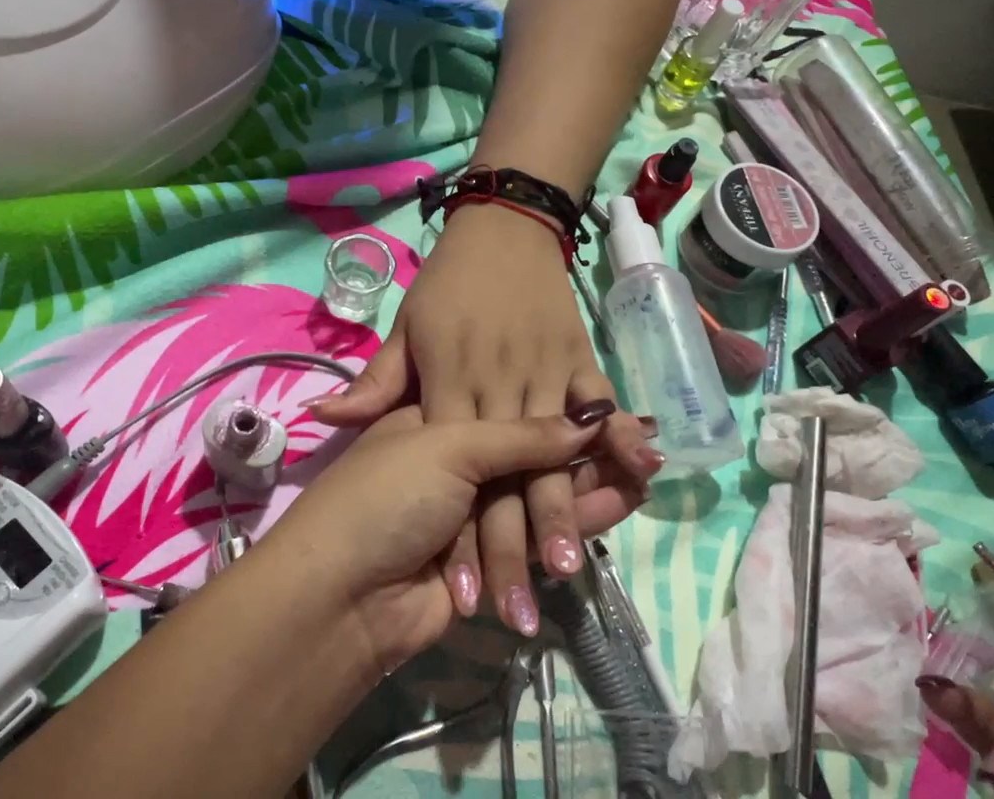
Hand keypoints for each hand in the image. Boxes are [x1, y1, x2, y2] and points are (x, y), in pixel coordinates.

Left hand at [258, 403, 657, 672]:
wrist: (344, 593)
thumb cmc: (385, 496)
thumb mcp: (447, 446)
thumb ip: (520, 436)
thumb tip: (586, 419)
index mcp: (438, 415)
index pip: (510, 400)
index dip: (560, 403)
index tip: (611, 401)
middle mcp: (460, 458)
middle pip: (534, 448)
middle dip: (587, 446)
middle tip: (646, 443)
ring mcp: (476, 508)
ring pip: (545, 489)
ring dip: (594, 484)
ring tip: (649, 473)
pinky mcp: (492, 556)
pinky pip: (542, 530)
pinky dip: (583, 518)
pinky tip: (625, 501)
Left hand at [308, 204, 661, 639]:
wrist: (503, 227)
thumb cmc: (444, 285)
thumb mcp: (403, 332)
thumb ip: (376, 386)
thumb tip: (321, 418)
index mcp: (448, 382)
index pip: (452, 470)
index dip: (456, 527)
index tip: (459, 587)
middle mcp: (497, 385)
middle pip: (503, 474)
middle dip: (514, 540)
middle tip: (524, 603)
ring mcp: (542, 372)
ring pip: (552, 456)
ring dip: (565, 512)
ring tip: (572, 565)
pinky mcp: (580, 359)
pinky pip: (599, 406)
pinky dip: (617, 439)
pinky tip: (634, 476)